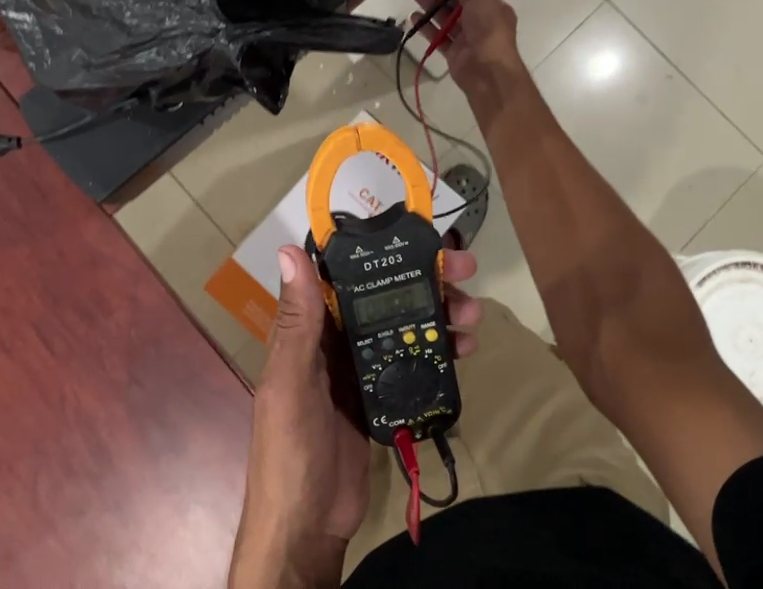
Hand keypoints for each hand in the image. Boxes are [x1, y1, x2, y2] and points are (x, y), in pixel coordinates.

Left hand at [230, 244, 482, 587]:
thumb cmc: (290, 449)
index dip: (381, 253)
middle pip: (384, 298)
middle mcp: (334, 342)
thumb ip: (297, 322)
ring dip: (439, 315)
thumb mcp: (290, 383)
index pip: (346, 277)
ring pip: (405, 328)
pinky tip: (464, 350)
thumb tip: (291, 250)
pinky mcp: (382, 399)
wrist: (307, 524)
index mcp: (308, 331)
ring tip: (472, 315)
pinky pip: (414, 364)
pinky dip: (439, 353)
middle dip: (424, 280)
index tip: (419, 238)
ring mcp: (361, 371)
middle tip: (466, 270)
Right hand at [410, 0, 521, 96]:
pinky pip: (439, 37)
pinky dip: (427, 27)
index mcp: (492, 8)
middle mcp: (480, 21)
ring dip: (431, 5)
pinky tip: (414, 17)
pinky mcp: (454, 53)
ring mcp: (466, 38)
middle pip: (457, 2)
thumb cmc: (488, 31)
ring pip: (446, 18)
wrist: (488, 71)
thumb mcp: (481, 2)